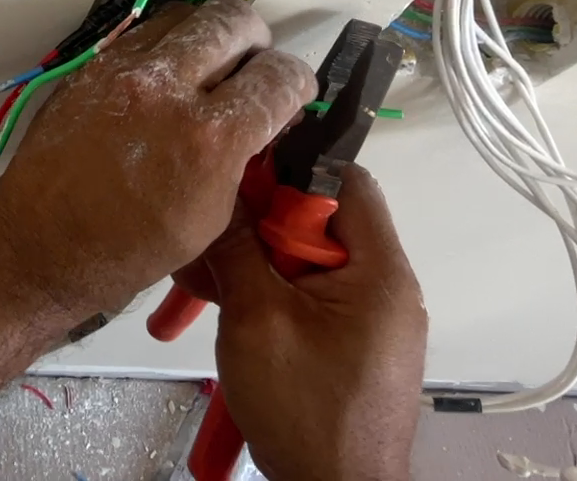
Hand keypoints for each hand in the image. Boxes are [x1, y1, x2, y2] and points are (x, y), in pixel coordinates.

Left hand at [0, 0, 315, 434]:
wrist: (42, 238)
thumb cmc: (129, 248)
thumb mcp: (212, 216)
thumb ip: (242, 154)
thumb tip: (262, 118)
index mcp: (210, 137)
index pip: (280, 75)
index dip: (296, 85)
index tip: (288, 96)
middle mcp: (167, 86)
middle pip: (234, 17)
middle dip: (256, 41)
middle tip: (249, 70)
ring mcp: (123, 67)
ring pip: (186, 11)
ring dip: (208, 34)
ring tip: (205, 69)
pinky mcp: (92, 63)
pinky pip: (143, 30)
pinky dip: (166, 44)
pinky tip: (164, 77)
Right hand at [197, 165, 426, 480]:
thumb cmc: (304, 409)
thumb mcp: (256, 317)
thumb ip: (237, 245)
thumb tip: (219, 187)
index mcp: (379, 272)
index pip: (345, 180)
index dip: (291, 166)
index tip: (237, 173)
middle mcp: (380, 285)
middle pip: (315, 218)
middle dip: (255, 220)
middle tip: (205, 227)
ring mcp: (361, 314)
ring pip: (299, 255)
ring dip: (247, 256)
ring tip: (196, 271)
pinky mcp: (342, 337)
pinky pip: (298, 289)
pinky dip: (258, 286)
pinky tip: (212, 297)